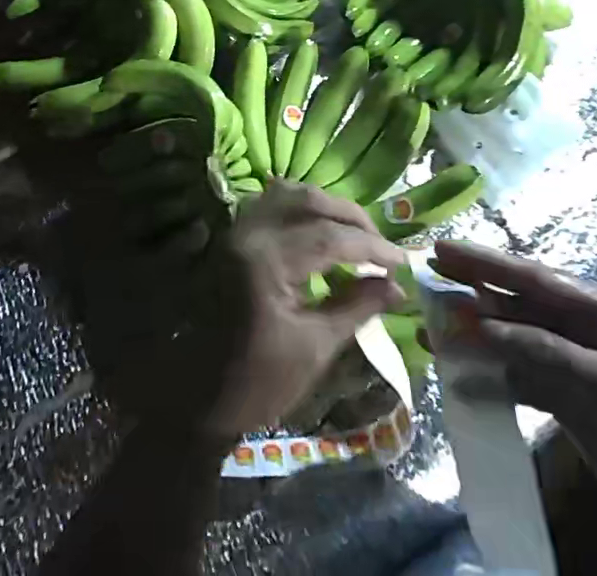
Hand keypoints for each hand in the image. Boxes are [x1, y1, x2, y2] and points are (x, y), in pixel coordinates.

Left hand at [160, 181, 407, 442]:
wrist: (194, 402)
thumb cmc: (257, 382)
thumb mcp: (316, 347)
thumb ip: (358, 306)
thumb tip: (398, 286)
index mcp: (266, 262)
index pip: (332, 237)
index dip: (373, 247)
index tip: (403, 262)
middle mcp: (248, 234)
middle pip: (311, 202)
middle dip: (353, 219)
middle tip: (381, 245)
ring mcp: (235, 232)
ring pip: (288, 194)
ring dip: (327, 207)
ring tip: (354, 233)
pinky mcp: (231, 238)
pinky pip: (270, 204)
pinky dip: (300, 208)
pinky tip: (319, 228)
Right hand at [432, 242, 596, 575]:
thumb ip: (546, 354)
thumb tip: (480, 323)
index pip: (535, 279)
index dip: (485, 263)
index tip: (440, 249)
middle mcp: (592, 335)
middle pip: (522, 307)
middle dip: (474, 295)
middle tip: (424, 285)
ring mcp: (585, 374)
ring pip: (520, 346)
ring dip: (479, 340)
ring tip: (430, 332)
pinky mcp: (580, 411)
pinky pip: (528, 385)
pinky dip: (496, 381)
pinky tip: (466, 381)